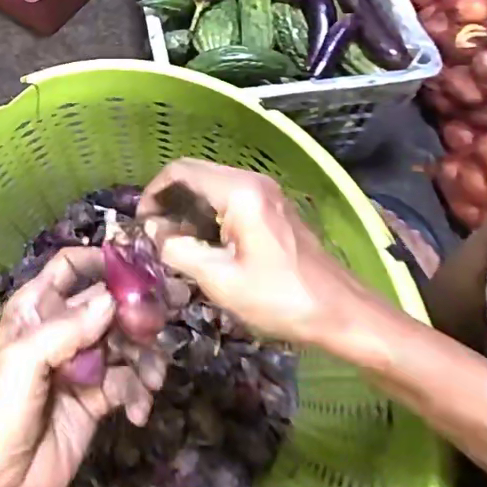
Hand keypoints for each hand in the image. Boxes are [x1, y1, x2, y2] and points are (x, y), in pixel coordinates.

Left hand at [0, 247, 161, 486]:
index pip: (70, 267)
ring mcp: (81, 362)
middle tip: (167, 320)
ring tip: (151, 382)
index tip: (137, 267)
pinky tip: (138, 412)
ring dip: (144, 358)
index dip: (101, 261)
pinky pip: (128, 381)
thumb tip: (112, 300)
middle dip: (138, 312)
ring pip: (125, 342)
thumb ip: (66, 329)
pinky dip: (139, 392)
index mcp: (35, 308)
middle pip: (108, 304)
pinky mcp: (98, 396)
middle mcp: (61, 328)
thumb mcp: (23, 363)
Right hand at [138, 159, 392, 362]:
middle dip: (168, 198)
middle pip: (195, 174)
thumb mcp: (220, 280)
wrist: (344, 314)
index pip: (181, 172)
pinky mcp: (272, 208)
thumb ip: (178, 250)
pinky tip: (201, 242)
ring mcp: (265, 193)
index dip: (153, 192)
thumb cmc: (281, 298)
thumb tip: (153, 233)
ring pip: (211, 186)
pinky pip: (228, 197)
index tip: (141, 221)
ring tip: (172, 241)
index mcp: (238, 192)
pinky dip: (207, 212)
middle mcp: (251, 182)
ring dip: (186, 207)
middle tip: (152, 232)